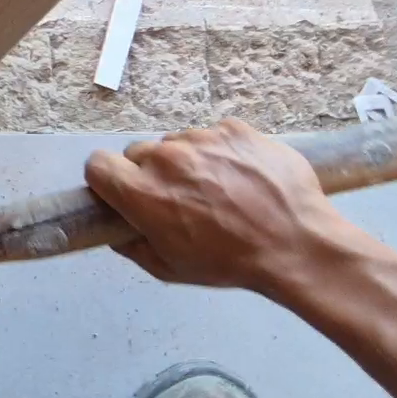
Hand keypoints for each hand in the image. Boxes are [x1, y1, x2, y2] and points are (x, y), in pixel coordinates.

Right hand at [83, 118, 350, 292]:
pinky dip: (221, 152)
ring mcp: (201, 138)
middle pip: (138, 152)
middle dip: (151, 172)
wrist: (299, 246)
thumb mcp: (170, 269)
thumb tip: (118, 232)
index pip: (97, 164)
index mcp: (141, 191)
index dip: (107, 178)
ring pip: (178, 143)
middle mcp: (165, 157)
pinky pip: (214, 135)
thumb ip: (133, 247)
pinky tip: (242, 177)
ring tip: (220, 188)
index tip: (123, 191)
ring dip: (188, 161)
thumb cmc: (230, 263)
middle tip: (179, 196)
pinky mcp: (234, 129)